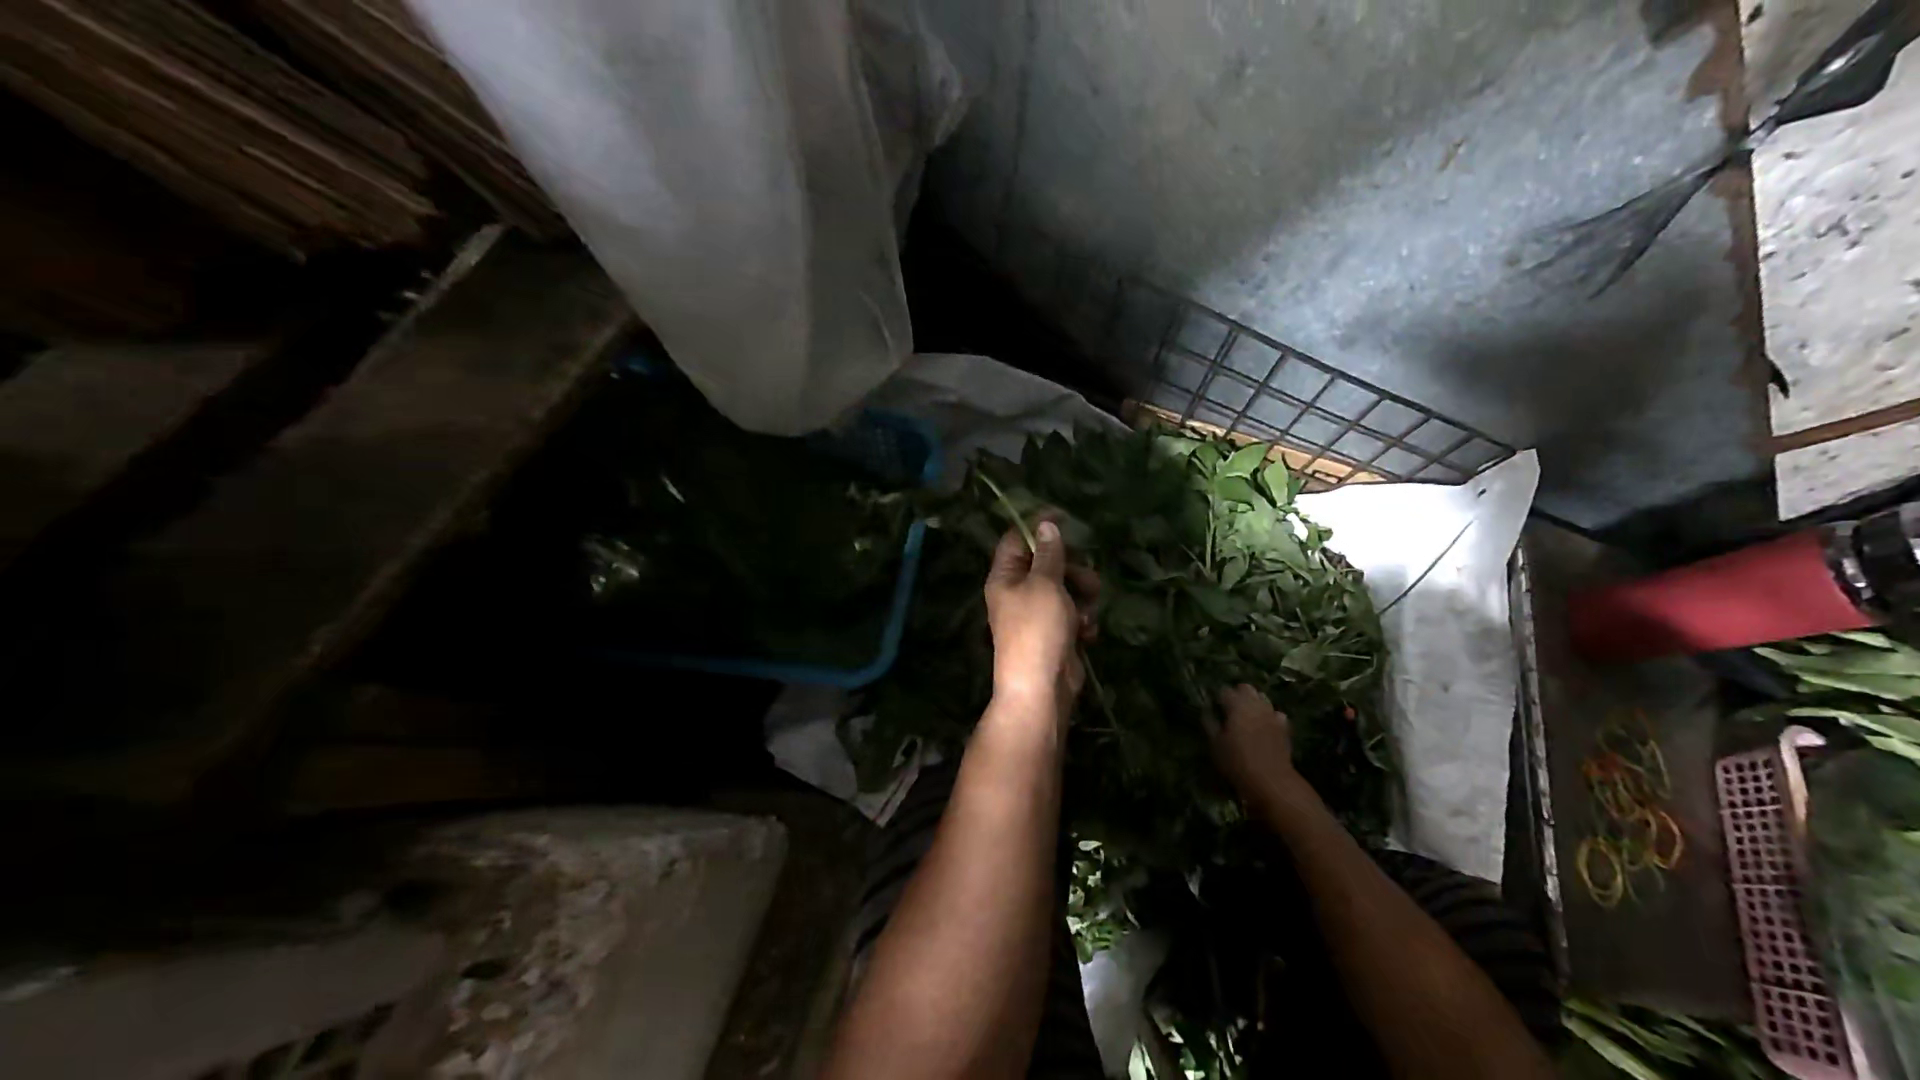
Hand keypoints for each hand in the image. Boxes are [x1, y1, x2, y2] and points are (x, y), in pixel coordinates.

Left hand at [984, 519, 1097, 709]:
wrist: (1042, 687)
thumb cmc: (1037, 629)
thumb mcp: (1045, 584)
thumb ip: (1049, 554)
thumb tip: (1045, 525)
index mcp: (1005, 576)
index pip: (1017, 539)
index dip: (1039, 526)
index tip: (1065, 518)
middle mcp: (1018, 591)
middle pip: (1048, 563)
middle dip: (1074, 570)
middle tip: (1088, 581)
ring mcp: (1037, 613)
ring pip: (1067, 588)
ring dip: (1083, 597)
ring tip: (1086, 614)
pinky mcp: (1056, 632)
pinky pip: (1074, 613)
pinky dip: (1083, 620)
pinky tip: (1087, 633)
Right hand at [1207, 684, 1306, 808]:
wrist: (1271, 780)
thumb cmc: (1237, 762)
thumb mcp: (1215, 744)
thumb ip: (1209, 722)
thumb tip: (1206, 710)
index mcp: (1237, 705)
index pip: (1224, 691)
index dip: (1217, 697)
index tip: (1213, 707)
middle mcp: (1256, 704)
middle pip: (1246, 688)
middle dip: (1237, 694)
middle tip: (1229, 709)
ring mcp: (1272, 714)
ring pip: (1262, 698)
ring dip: (1253, 703)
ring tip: (1246, 717)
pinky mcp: (1285, 727)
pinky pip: (1276, 714)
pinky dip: (1269, 716)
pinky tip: (1265, 726)